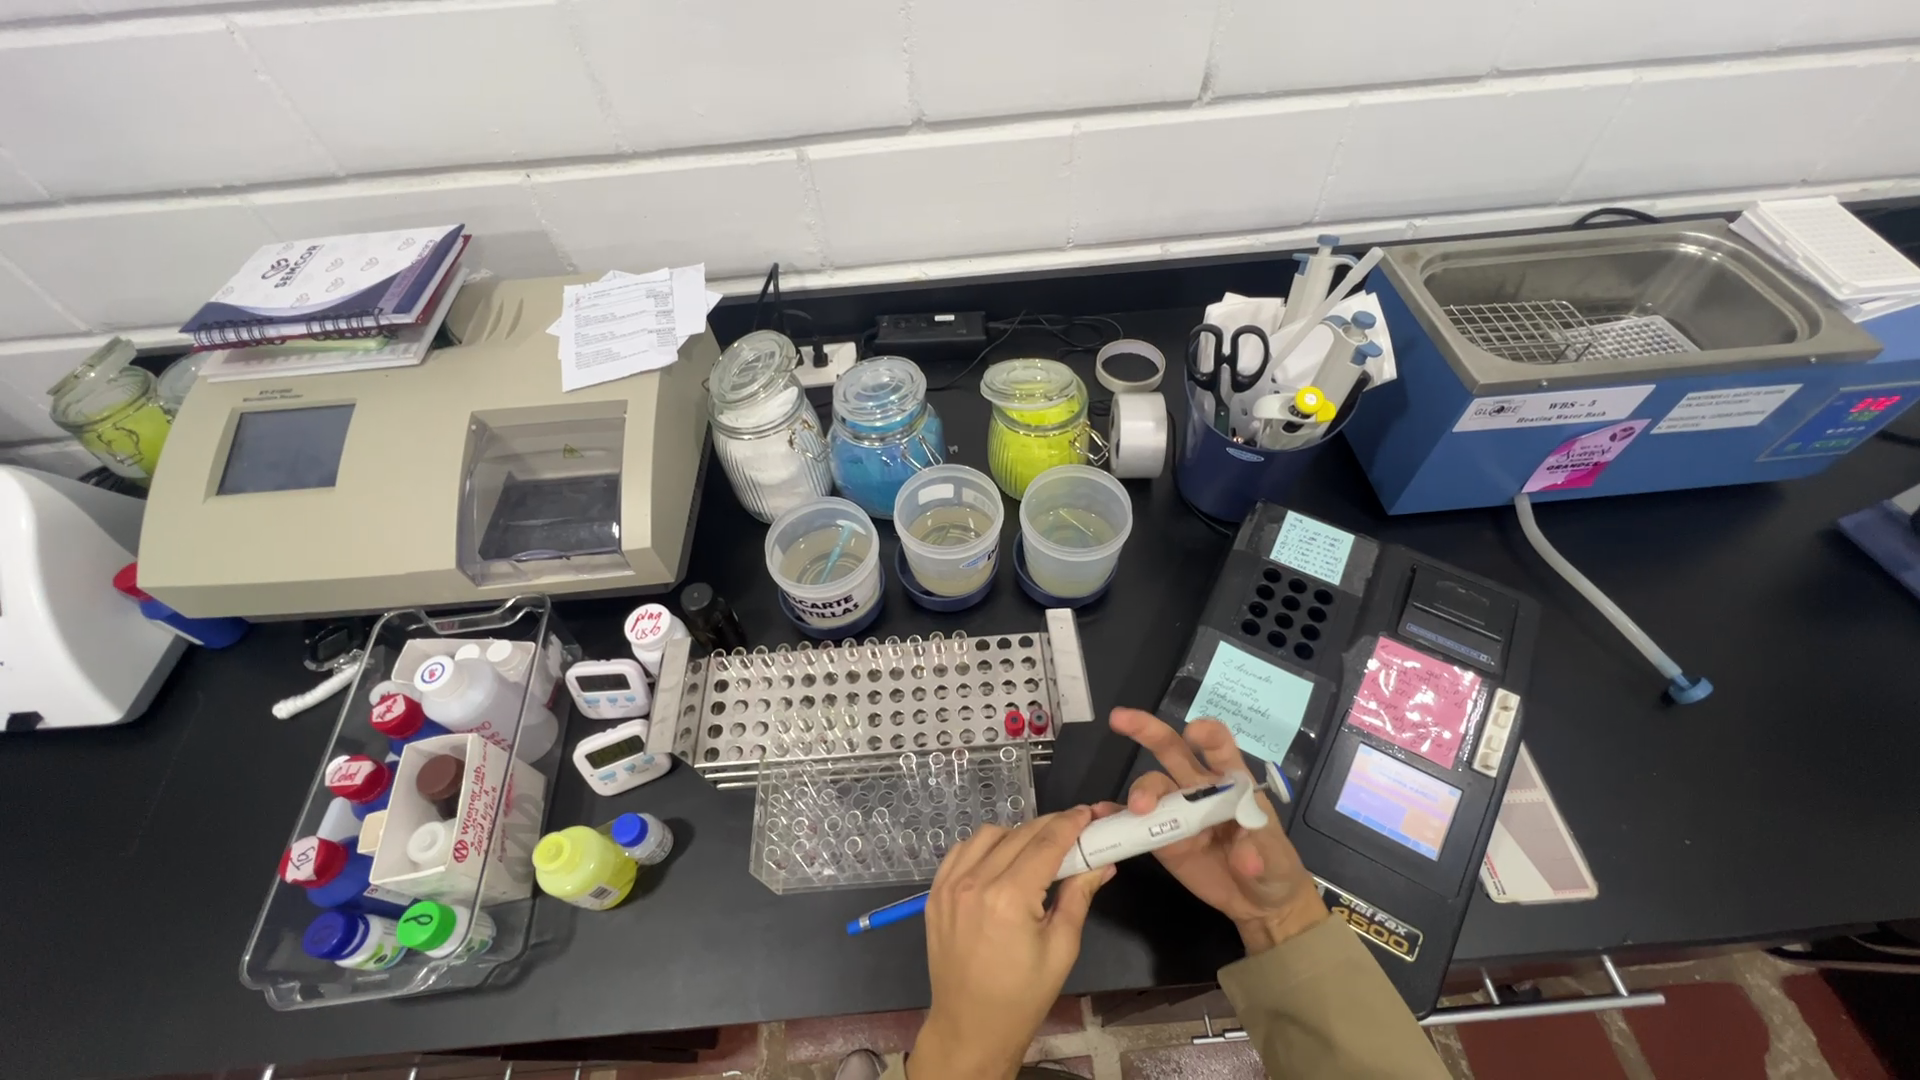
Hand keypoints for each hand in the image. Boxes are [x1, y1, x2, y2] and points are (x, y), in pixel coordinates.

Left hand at [910, 807, 1112, 1079]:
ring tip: (1038, 847)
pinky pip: (962, 850)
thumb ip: (1079, 897)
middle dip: (1050, 825)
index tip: (1088, 813)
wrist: (970, 1028)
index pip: (1046, 843)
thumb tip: (1102, 863)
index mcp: (1009, 898)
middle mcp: (975, 882)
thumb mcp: (1062, 949)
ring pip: (989, 835)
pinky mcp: (935, 893)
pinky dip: (985, 845)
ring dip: (1017, 833)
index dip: (1070, 824)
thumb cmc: (1022, 996)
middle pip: (1020, 834)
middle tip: (1073, 828)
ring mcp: (949, 885)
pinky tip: (1001, 857)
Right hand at [1107, 708, 1326, 955]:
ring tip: (1138, 810)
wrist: (1258, 904)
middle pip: (1171, 749)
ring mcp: (1177, 810)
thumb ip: (1261, 852)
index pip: (1219, 745)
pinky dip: (1116, 815)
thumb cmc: (1275, 869)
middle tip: (1120, 720)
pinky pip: (1134, 822)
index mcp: (1231, 782)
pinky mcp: (1160, 836)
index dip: (1207, 734)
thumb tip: (1247, 857)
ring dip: (1141, 791)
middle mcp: (1199, 787)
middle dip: (1146, 730)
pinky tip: (1101, 814)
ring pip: (1153, 784)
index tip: (1193, 734)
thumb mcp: (1277, 860)